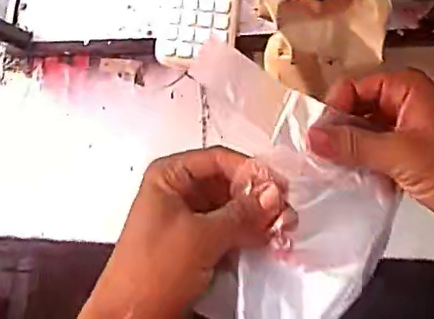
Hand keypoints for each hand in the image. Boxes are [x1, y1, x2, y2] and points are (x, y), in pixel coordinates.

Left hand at [82, 147, 286, 318]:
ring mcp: (187, 221)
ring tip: (281, 229)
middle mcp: (179, 193)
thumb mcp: (200, 238)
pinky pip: (228, 233)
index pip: (219, 159)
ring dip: (257, 219)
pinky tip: (268, 244)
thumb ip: (240, 214)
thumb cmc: (148, 274)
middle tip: (284, 211)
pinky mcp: (195, 248)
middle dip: (257, 197)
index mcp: (170, 176)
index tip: (276, 184)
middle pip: (228, 184)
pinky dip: (248, 237)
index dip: (250, 169)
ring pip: (231, 210)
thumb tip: (272, 194)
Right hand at [308, 68, 433, 248]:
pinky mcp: (416, 152)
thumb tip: (313, 135)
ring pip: (370, 131)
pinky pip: (383, 150)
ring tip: (333, 173)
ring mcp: (412, 126)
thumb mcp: (401, 156)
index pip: (355, 86)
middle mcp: (406, 99)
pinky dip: (370, 164)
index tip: (316, 137)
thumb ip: (355, 144)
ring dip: (355, 150)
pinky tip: (359, 183)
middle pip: (361, 107)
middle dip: (341, 130)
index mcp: (405, 86)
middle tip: (318, 158)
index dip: (334, 108)